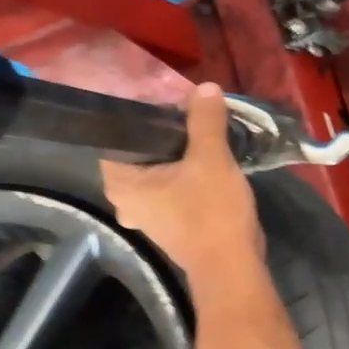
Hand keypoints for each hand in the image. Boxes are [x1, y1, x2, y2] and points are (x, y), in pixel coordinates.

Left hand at [100, 83, 263, 291]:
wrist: (231, 260)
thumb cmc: (211, 210)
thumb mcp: (212, 158)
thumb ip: (205, 121)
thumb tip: (204, 88)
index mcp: (122, 183)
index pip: (117, 137)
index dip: (141, 115)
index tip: (171, 99)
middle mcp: (126, 198)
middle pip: (141, 152)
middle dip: (167, 131)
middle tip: (195, 112)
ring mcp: (149, 211)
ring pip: (159, 168)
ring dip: (181, 150)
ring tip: (208, 130)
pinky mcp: (171, 218)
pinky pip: (173, 182)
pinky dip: (189, 168)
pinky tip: (213, 157)